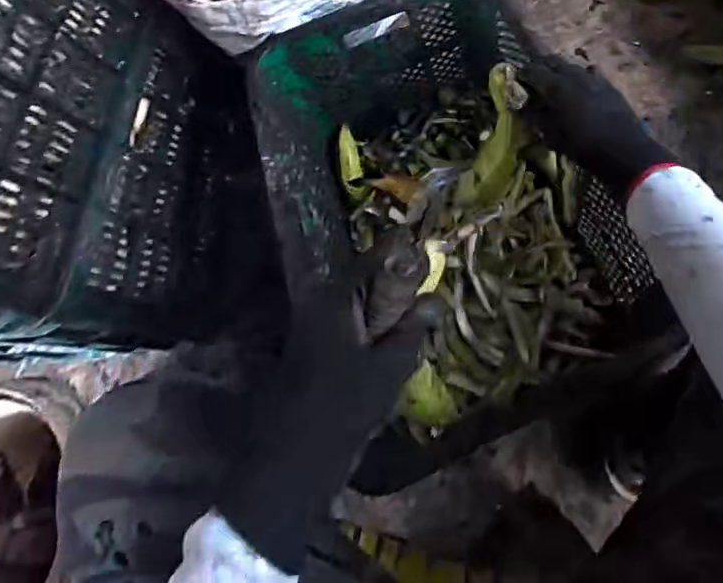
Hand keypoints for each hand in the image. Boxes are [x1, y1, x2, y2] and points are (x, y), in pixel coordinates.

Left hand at [215, 252, 435, 570]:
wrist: (287, 467)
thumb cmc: (340, 409)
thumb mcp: (388, 369)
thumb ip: (413, 329)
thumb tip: (436, 299)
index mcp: (336, 296)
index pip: (378, 255)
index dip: (407, 254)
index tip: (433, 260)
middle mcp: (321, 301)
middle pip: (370, 277)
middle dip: (400, 287)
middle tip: (428, 302)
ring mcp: (314, 325)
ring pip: (362, 303)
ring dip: (387, 312)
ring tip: (414, 329)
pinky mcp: (313, 348)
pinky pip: (351, 324)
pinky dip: (372, 331)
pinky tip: (390, 354)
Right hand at [520, 53, 675, 192]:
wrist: (626, 151)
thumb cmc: (584, 146)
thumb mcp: (554, 136)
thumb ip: (536, 117)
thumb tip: (523, 106)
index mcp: (557, 86)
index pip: (533, 70)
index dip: (522, 73)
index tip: (515, 78)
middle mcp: (575, 75)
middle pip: (553, 61)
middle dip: (540, 66)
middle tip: (532, 77)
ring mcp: (594, 78)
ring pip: (571, 65)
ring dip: (560, 70)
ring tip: (554, 82)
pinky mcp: (608, 85)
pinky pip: (589, 74)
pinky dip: (578, 77)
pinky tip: (579, 87)